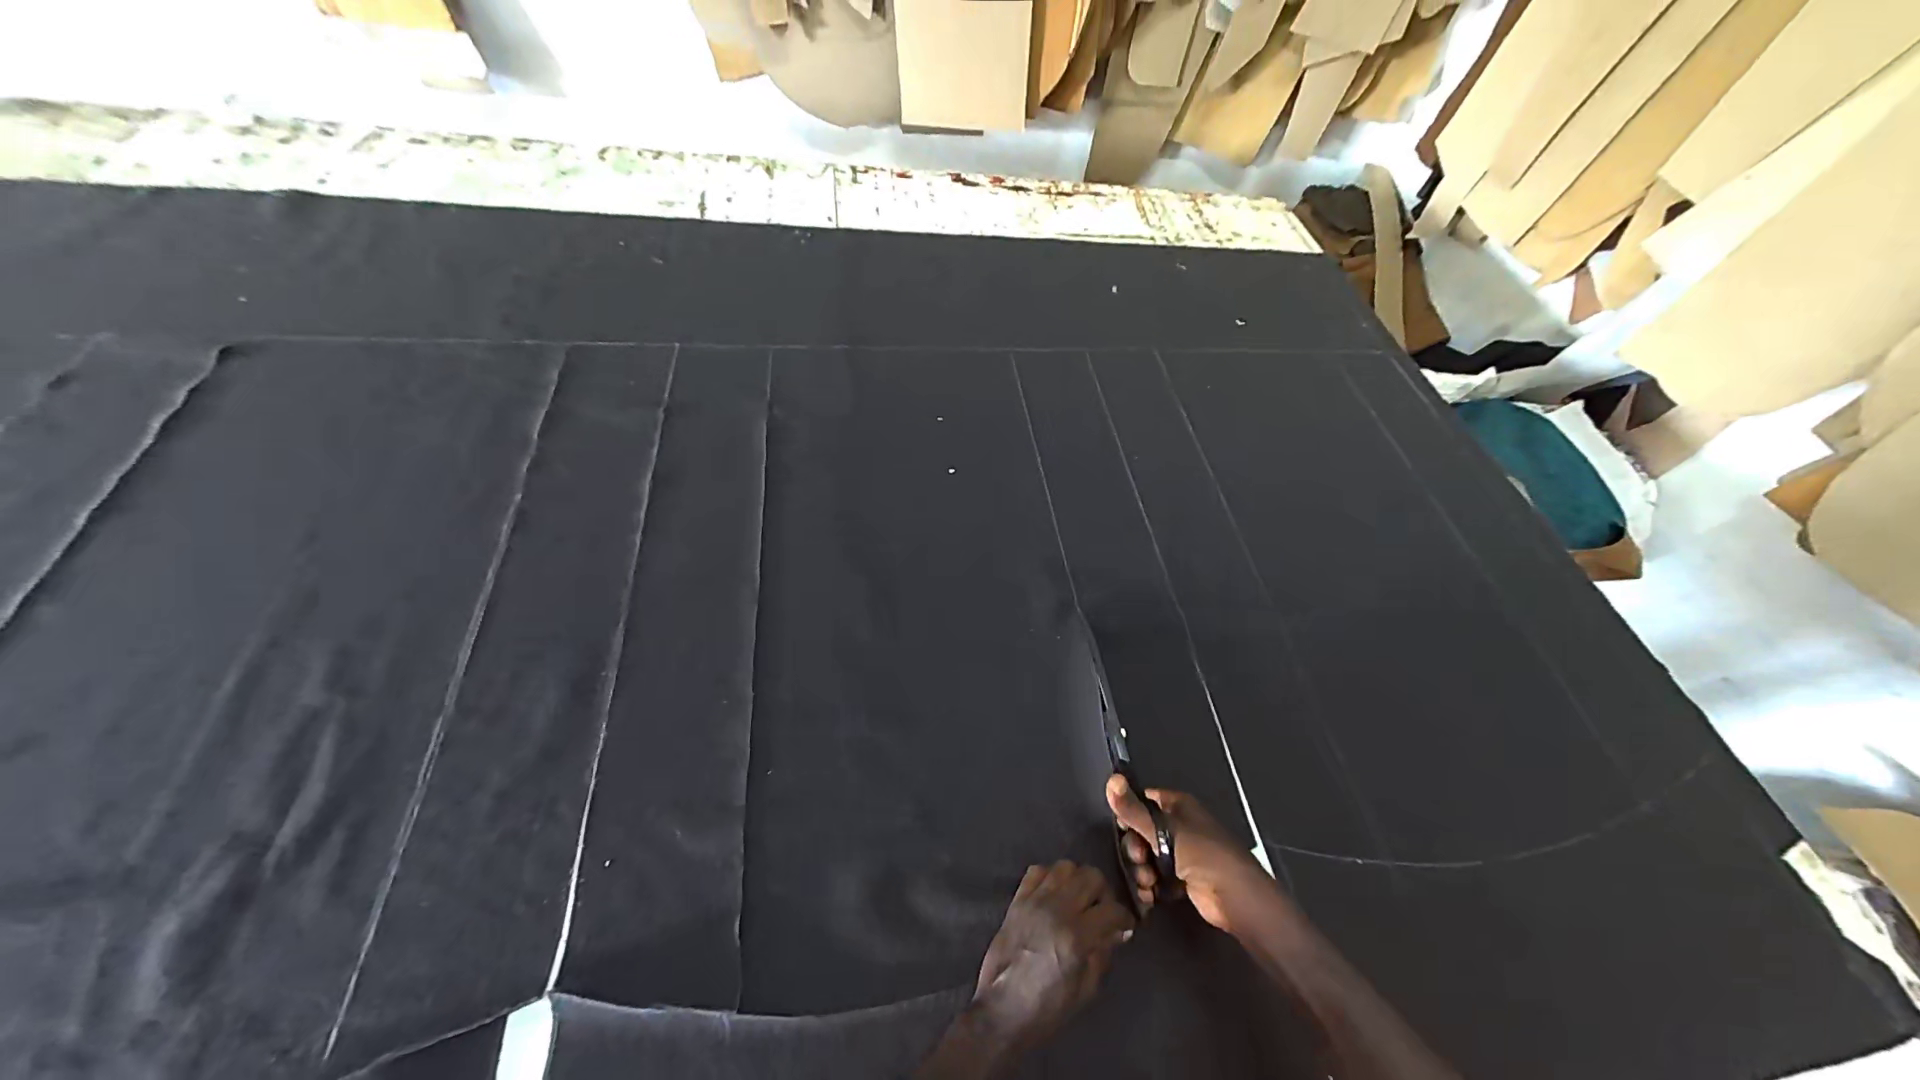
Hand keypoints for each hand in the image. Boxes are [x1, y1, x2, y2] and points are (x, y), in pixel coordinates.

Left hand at [970, 861, 1134, 1052]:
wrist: (1002, 1009)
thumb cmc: (1048, 1008)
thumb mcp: (1086, 989)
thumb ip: (1103, 954)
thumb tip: (1117, 931)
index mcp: (1076, 936)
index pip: (1112, 910)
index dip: (1125, 917)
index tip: (1125, 925)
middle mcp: (1056, 910)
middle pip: (1091, 876)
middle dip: (1103, 893)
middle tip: (1102, 911)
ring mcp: (1034, 901)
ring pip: (1065, 867)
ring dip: (1077, 880)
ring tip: (1078, 900)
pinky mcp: (1017, 900)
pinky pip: (1037, 871)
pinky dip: (1050, 877)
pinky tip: (1053, 895)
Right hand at [1106, 773, 1273, 934]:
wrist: (1237, 898)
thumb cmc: (1203, 855)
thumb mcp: (1165, 831)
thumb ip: (1134, 811)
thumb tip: (1110, 779)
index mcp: (1178, 806)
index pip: (1144, 801)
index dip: (1130, 813)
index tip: (1123, 829)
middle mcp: (1179, 826)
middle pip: (1142, 832)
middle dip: (1135, 849)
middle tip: (1139, 860)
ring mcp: (1182, 854)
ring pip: (1148, 857)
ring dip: (1142, 871)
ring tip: (1147, 884)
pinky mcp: (1183, 879)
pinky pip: (1158, 877)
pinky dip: (1152, 886)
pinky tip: (1150, 896)